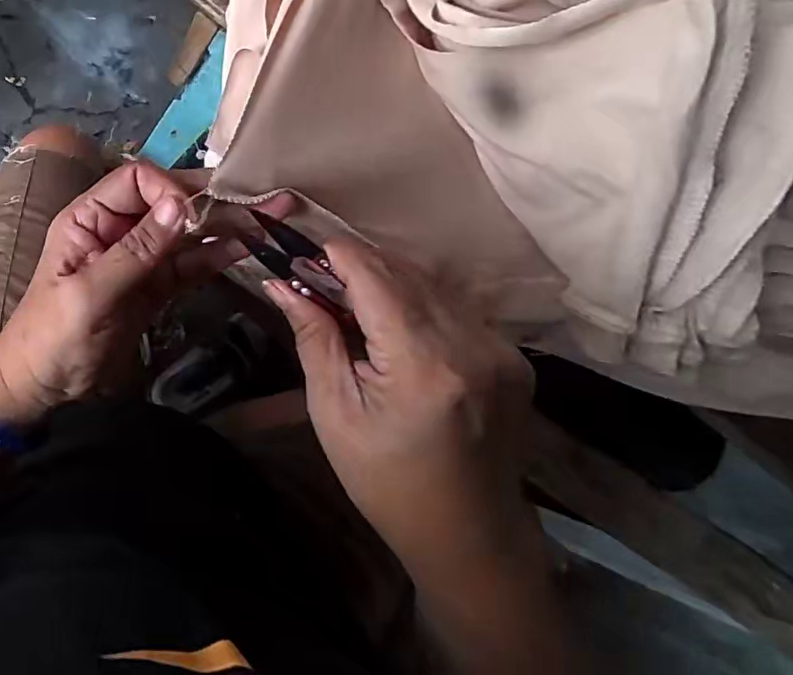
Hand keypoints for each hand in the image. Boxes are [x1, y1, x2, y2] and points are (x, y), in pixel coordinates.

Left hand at [0, 160, 255, 426]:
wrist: (43, 386)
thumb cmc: (52, 336)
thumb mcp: (90, 294)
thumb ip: (136, 251)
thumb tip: (180, 205)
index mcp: (90, 217)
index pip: (136, 180)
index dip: (168, 188)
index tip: (193, 214)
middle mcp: (117, 228)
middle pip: (168, 201)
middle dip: (211, 199)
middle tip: (262, 200)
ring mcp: (139, 257)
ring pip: (185, 232)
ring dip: (224, 226)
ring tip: (270, 219)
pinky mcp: (155, 286)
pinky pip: (188, 264)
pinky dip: (215, 256)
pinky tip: (246, 248)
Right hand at [262, 236, 535, 573]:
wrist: (471, 539)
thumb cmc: (386, 480)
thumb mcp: (334, 411)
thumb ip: (313, 336)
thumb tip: (279, 282)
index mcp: (423, 363)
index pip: (375, 276)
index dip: (337, 255)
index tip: (303, 253)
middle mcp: (471, 345)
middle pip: (403, 271)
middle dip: (356, 265)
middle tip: (316, 280)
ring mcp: (500, 350)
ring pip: (430, 283)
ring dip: (386, 280)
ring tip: (350, 301)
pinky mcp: (513, 358)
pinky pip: (454, 306)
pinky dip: (416, 301)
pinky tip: (393, 325)